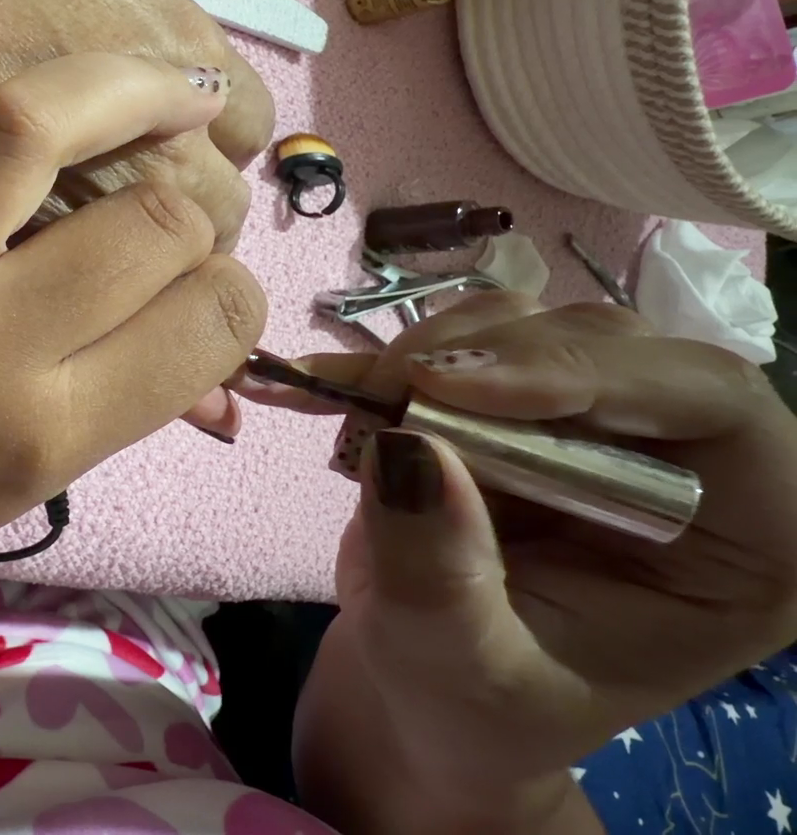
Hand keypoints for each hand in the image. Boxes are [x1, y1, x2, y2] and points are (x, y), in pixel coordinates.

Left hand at [0, 0, 266, 595]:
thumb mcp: (23, 488)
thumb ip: (125, 400)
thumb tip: (221, 331)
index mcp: (38, 432)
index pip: (211, 316)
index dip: (230, 295)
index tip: (205, 293)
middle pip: (157, 217)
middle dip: (192, 207)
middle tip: (171, 208)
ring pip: (37, 125)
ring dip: (123, 92)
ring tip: (151, 92)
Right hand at [260, 295, 796, 827]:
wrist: (421, 691)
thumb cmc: (469, 703)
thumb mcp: (458, 659)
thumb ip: (441, 567)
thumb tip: (407, 443)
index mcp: (736, 541)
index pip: (711, 404)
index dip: (587, 372)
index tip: (446, 387)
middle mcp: (673, 467)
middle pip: (604, 346)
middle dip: (481, 358)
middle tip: (379, 395)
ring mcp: (579, 432)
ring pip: (518, 328)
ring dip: (420, 352)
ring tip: (350, 403)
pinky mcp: (495, 416)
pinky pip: (443, 352)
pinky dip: (363, 361)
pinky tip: (295, 382)